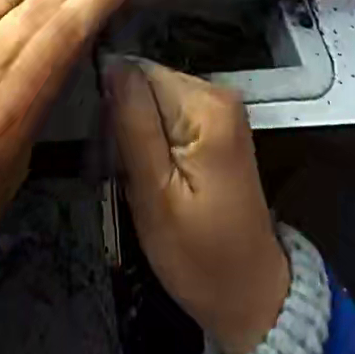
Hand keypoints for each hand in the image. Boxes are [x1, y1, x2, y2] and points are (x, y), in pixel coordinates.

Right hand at [107, 59, 290, 353]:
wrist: (247, 289)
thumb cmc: (197, 253)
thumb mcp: (154, 194)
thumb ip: (133, 124)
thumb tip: (112, 64)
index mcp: (207, 105)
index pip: (140, 72)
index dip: (114, 102)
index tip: (107, 144)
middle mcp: (219, 91)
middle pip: (150, 80)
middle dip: (126, 115)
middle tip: (123, 166)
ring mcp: (222, 105)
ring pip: (156, 94)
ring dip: (138, 126)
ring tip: (137, 171)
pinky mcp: (218, 120)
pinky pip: (170, 109)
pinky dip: (155, 134)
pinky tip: (154, 167)